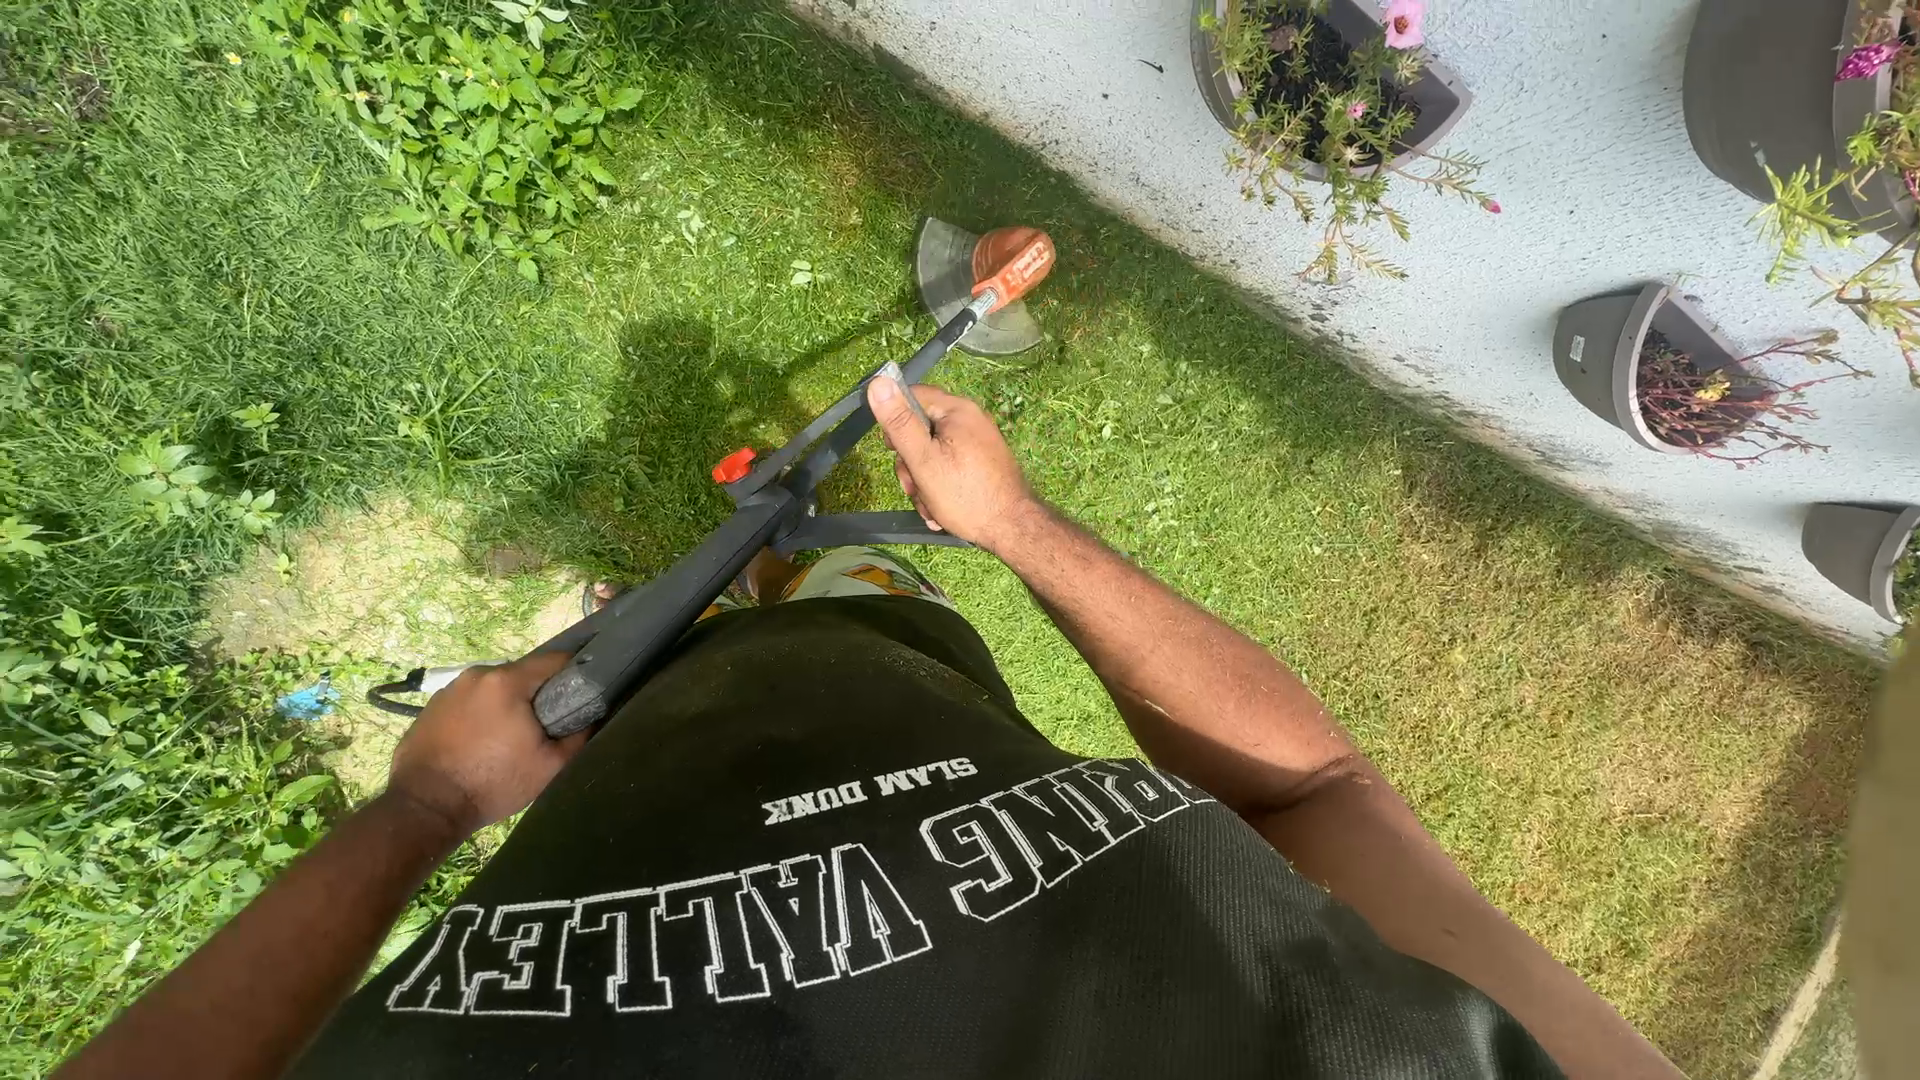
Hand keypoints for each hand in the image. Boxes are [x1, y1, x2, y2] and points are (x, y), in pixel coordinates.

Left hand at [386, 651, 585, 837]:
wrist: (424, 810)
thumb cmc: (492, 783)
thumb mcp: (551, 765)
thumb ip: (580, 734)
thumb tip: (593, 716)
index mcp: (508, 681)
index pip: (556, 660)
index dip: (577, 674)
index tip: (584, 694)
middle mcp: (477, 675)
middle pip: (524, 674)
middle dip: (539, 694)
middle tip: (547, 724)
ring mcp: (449, 690)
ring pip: (496, 688)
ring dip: (508, 704)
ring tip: (511, 736)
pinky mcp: (430, 708)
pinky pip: (470, 702)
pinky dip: (482, 715)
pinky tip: (482, 742)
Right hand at [866, 378, 1040, 553]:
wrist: (1012, 528)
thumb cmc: (965, 495)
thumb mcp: (923, 459)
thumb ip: (900, 423)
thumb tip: (878, 383)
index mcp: (957, 410)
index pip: (913, 396)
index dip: (895, 421)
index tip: (892, 449)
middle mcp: (970, 420)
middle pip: (922, 430)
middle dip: (912, 463)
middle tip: (915, 488)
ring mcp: (978, 443)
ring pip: (933, 454)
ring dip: (924, 482)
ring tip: (931, 507)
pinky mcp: (982, 463)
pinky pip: (950, 467)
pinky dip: (940, 487)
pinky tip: (941, 510)